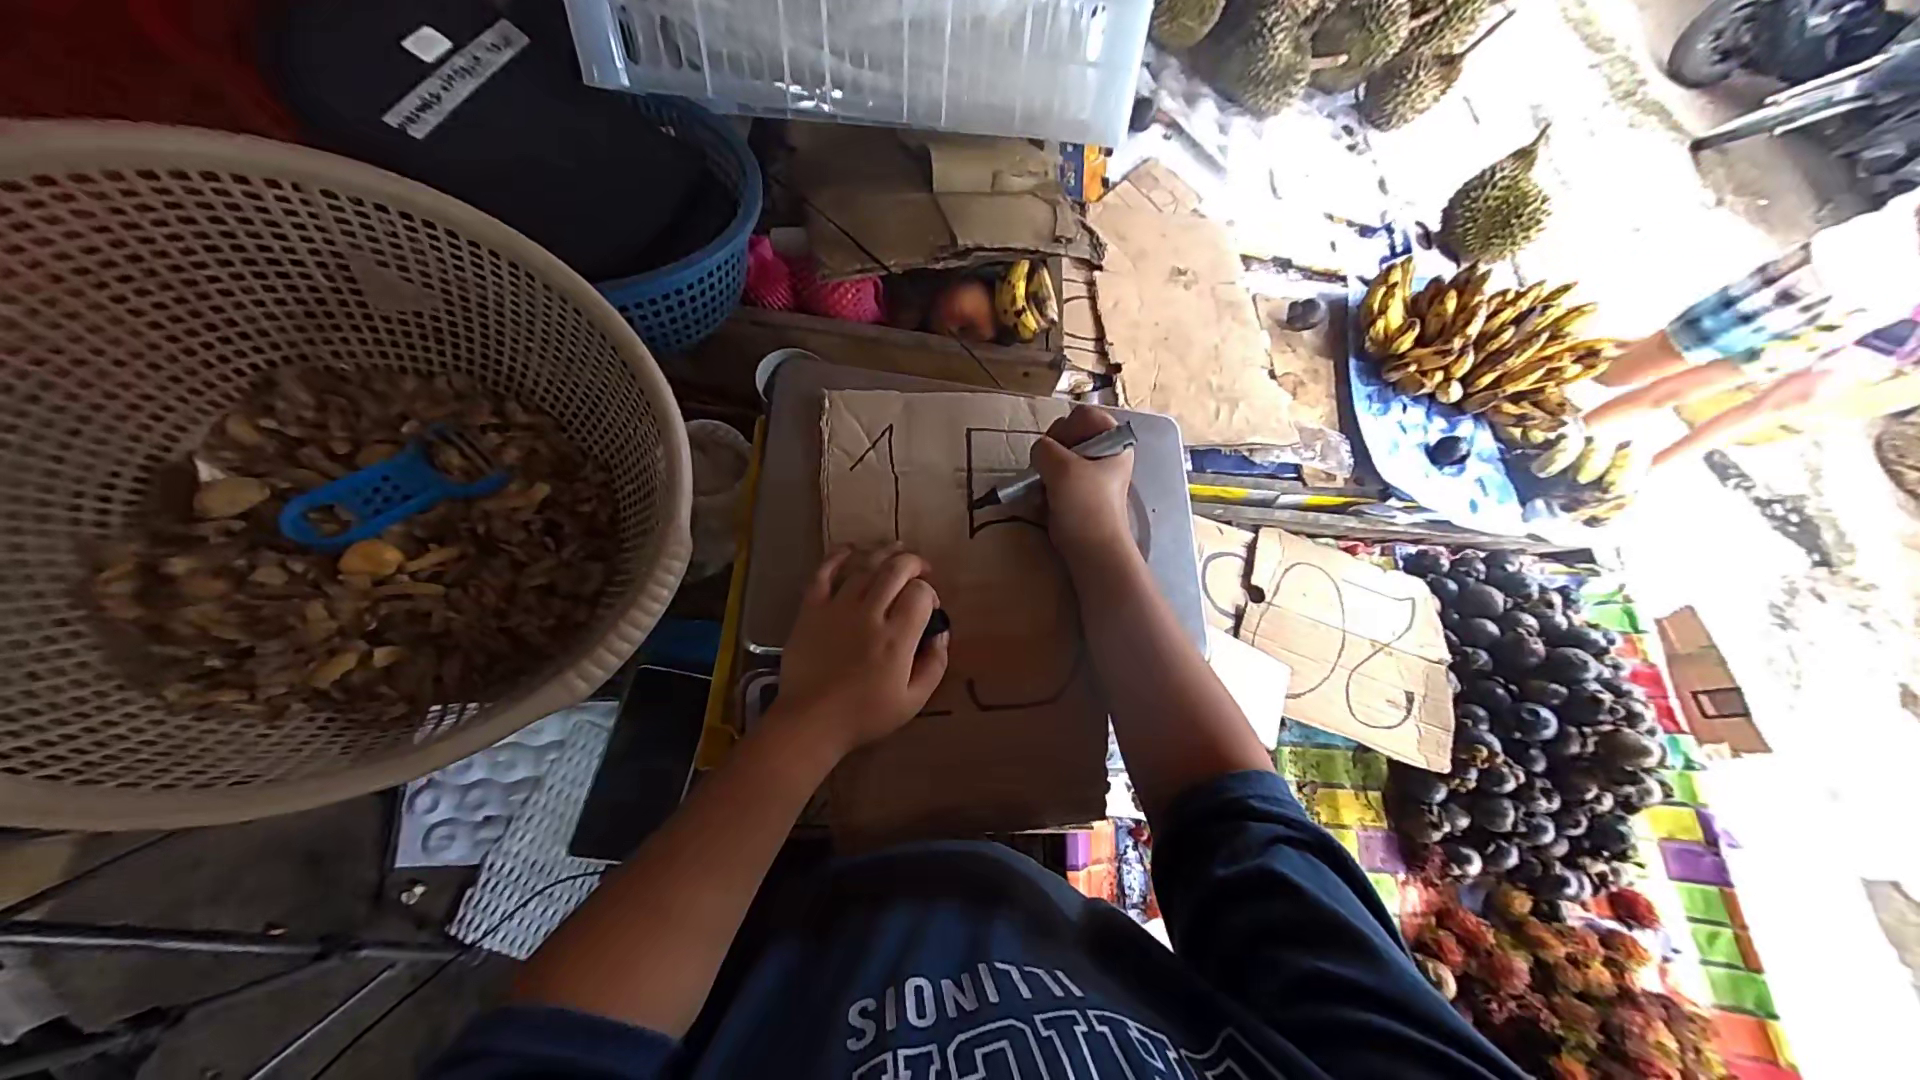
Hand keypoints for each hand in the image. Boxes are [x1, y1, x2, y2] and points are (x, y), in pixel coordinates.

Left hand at [774, 545, 949, 755]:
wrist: (810, 721)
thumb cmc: (865, 715)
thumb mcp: (913, 700)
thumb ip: (935, 664)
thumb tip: (942, 633)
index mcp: (896, 638)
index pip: (920, 593)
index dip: (930, 593)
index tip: (929, 607)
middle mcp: (869, 614)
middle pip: (896, 569)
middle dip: (914, 562)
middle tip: (920, 570)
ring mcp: (837, 608)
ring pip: (864, 566)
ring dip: (883, 554)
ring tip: (895, 551)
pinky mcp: (811, 609)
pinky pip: (824, 572)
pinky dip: (838, 556)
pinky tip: (850, 549)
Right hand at [1031, 405, 1135, 562]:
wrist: (1092, 548)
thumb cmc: (1085, 505)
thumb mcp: (1062, 467)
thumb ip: (1043, 448)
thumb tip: (1038, 453)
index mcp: (1113, 440)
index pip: (1083, 415)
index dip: (1066, 428)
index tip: (1062, 450)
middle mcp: (1104, 452)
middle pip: (1068, 433)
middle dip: (1052, 451)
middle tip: (1051, 470)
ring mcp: (1090, 472)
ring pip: (1057, 456)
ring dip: (1046, 469)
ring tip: (1046, 487)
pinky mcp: (1078, 490)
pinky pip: (1055, 475)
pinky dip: (1046, 483)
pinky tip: (1044, 498)